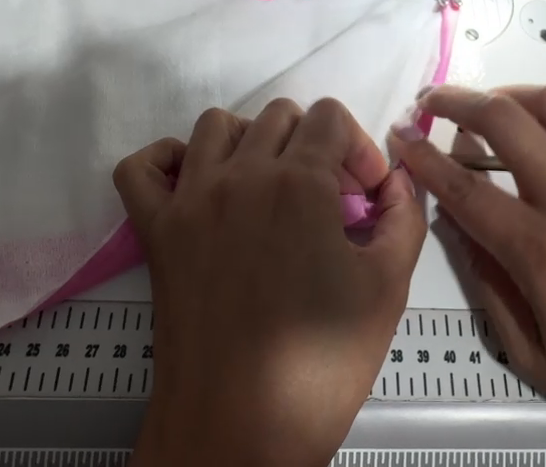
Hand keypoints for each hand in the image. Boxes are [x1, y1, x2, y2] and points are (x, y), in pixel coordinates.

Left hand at [115, 98, 426, 466]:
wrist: (240, 429)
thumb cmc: (320, 363)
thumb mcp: (387, 287)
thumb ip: (403, 216)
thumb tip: (394, 182)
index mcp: (299, 181)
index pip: (331, 117)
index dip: (358, 149)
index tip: (365, 196)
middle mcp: (241, 173)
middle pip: (280, 115)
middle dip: (313, 145)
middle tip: (326, 200)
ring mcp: (190, 197)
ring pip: (216, 125)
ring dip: (250, 143)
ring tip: (268, 190)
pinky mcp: (154, 229)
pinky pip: (142, 166)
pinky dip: (167, 160)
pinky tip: (198, 185)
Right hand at [391, 85, 545, 466]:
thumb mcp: (533, 354)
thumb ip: (485, 280)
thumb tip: (454, 222)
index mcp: (543, 254)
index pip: (463, 188)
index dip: (422, 157)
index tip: (400, 136)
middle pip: (504, 120)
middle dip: (455, 100)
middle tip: (432, 101)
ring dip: (511, 95)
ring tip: (491, 110)